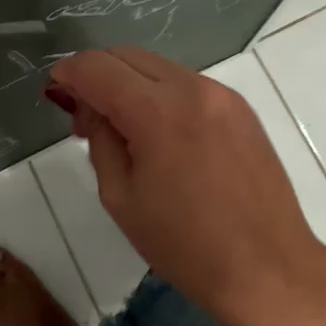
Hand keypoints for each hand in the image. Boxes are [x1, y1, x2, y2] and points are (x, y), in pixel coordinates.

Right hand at [48, 47, 325, 325]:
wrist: (270, 270)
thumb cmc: (187, 246)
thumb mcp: (122, 198)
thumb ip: (99, 139)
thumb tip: (89, 106)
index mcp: (157, 112)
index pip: (98, 68)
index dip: (69, 72)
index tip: (55, 90)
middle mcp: (191, 88)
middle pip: (127, 55)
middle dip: (97, 74)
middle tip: (84, 116)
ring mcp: (221, 94)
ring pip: (157, 66)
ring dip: (129, 82)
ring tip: (121, 128)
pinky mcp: (240, 107)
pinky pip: (186, 84)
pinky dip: (160, 93)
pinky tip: (158, 132)